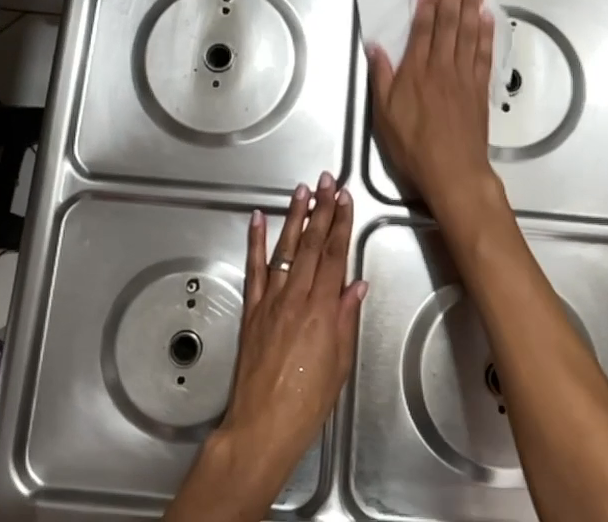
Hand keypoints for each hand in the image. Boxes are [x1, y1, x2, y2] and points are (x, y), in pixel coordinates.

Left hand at [165, 174, 365, 521]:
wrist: (263, 424)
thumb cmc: (308, 401)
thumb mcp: (339, 363)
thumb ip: (345, 319)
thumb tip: (355, 285)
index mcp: (322, 310)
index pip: (335, 256)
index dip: (341, 224)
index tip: (345, 199)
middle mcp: (296, 298)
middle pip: (312, 245)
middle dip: (321, 209)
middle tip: (327, 181)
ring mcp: (271, 301)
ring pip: (285, 250)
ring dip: (294, 218)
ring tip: (301, 191)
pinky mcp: (252, 310)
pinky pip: (255, 269)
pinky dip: (255, 242)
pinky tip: (257, 220)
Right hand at [367, 0, 498, 213]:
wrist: (453, 172)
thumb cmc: (413, 147)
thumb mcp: (384, 115)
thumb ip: (381, 78)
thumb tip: (376, 47)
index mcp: (416, 72)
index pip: (424, 28)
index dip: (428, 2)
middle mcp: (443, 68)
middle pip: (450, 24)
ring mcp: (465, 77)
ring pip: (469, 33)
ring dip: (473, 6)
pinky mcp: (480, 90)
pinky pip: (484, 54)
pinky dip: (486, 34)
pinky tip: (488, 18)